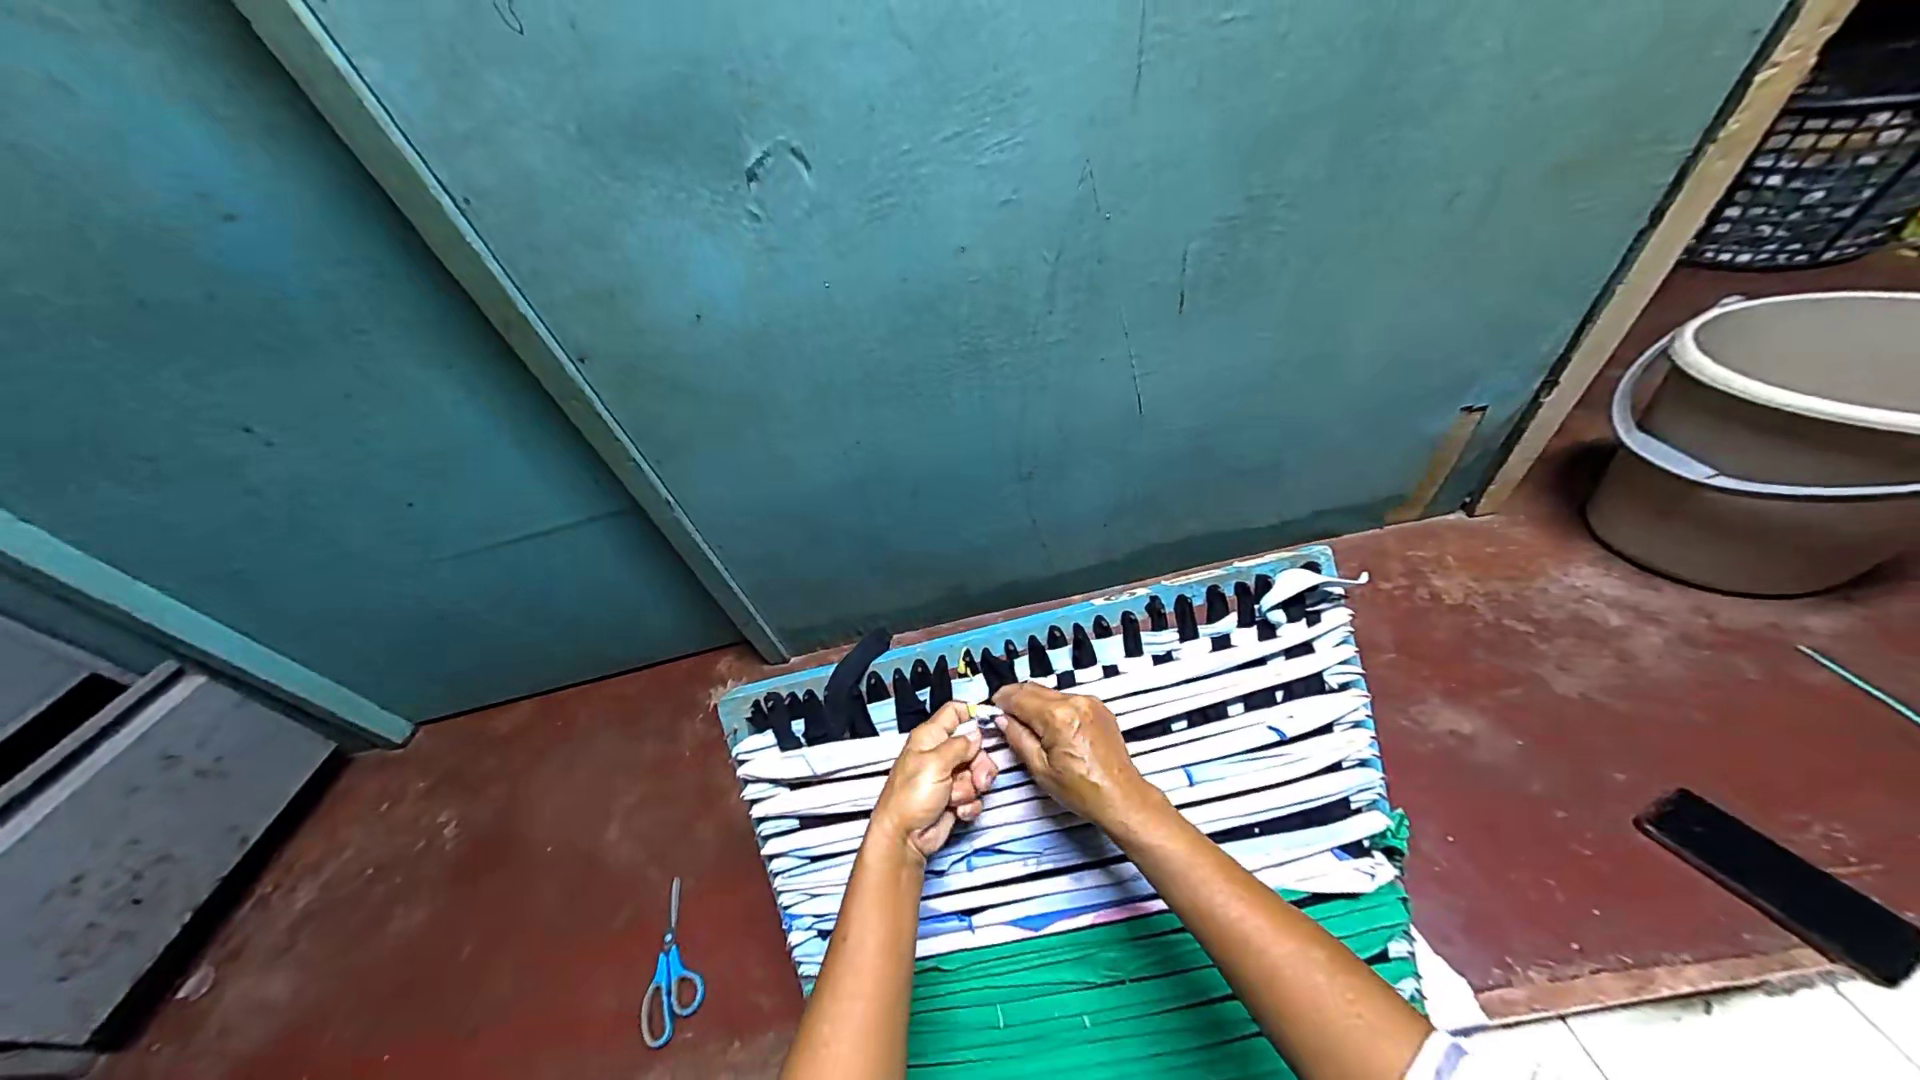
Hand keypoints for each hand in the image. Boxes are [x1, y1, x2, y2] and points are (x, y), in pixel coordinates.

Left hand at [870, 701, 997, 860]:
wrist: (905, 838)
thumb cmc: (909, 798)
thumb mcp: (935, 763)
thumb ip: (959, 745)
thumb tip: (976, 735)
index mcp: (930, 737)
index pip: (954, 712)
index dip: (972, 713)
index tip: (989, 724)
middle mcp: (940, 753)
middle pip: (974, 745)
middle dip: (980, 763)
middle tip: (977, 777)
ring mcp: (948, 776)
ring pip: (977, 771)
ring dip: (971, 787)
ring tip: (956, 797)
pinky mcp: (955, 797)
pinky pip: (974, 794)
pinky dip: (969, 803)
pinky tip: (956, 809)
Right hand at [991, 683, 1162, 828]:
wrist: (1121, 797)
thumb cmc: (1085, 790)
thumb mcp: (1040, 769)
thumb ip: (1018, 738)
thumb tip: (1002, 720)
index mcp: (1058, 716)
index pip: (1019, 697)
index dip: (1001, 700)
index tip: (992, 707)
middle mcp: (1075, 702)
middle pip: (1033, 689)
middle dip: (1015, 698)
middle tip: (1003, 713)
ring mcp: (1089, 703)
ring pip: (1050, 692)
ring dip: (1034, 703)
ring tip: (1025, 723)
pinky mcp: (1098, 708)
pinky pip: (1067, 699)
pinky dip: (1053, 707)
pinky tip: (1048, 725)